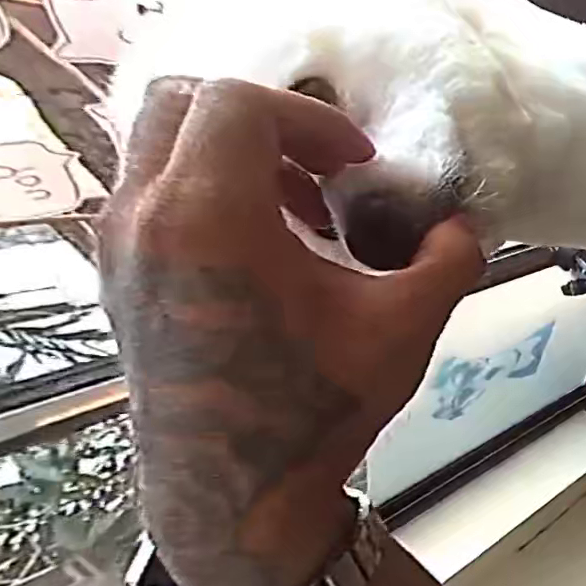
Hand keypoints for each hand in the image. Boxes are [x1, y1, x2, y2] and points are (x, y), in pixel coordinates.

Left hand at [99, 79, 481, 585]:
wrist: (239, 481)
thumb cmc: (322, 399)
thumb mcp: (411, 323)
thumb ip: (452, 259)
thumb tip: (465, 227)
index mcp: (211, 217)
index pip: (238, 103)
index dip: (314, 118)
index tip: (363, 164)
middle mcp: (145, 216)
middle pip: (181, 104)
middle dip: (270, 122)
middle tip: (331, 167)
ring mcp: (121, 244)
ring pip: (161, 145)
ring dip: (242, 155)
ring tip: (310, 207)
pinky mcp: (123, 273)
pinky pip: (158, 191)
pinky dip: (219, 189)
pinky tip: (280, 246)